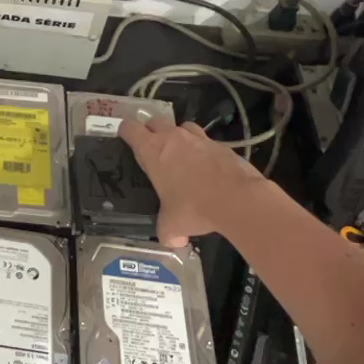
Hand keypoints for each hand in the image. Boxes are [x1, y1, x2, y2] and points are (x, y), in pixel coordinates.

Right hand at [118, 117, 270, 247]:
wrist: (238, 199)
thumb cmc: (194, 207)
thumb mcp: (173, 225)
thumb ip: (168, 232)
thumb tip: (174, 242)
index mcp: (152, 150)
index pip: (129, 128)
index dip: (125, 132)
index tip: (126, 140)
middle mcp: (173, 137)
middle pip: (154, 121)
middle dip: (151, 131)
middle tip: (153, 150)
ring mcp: (198, 138)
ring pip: (182, 126)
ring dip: (179, 137)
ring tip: (182, 156)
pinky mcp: (221, 145)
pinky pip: (207, 142)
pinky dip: (204, 150)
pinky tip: (209, 169)